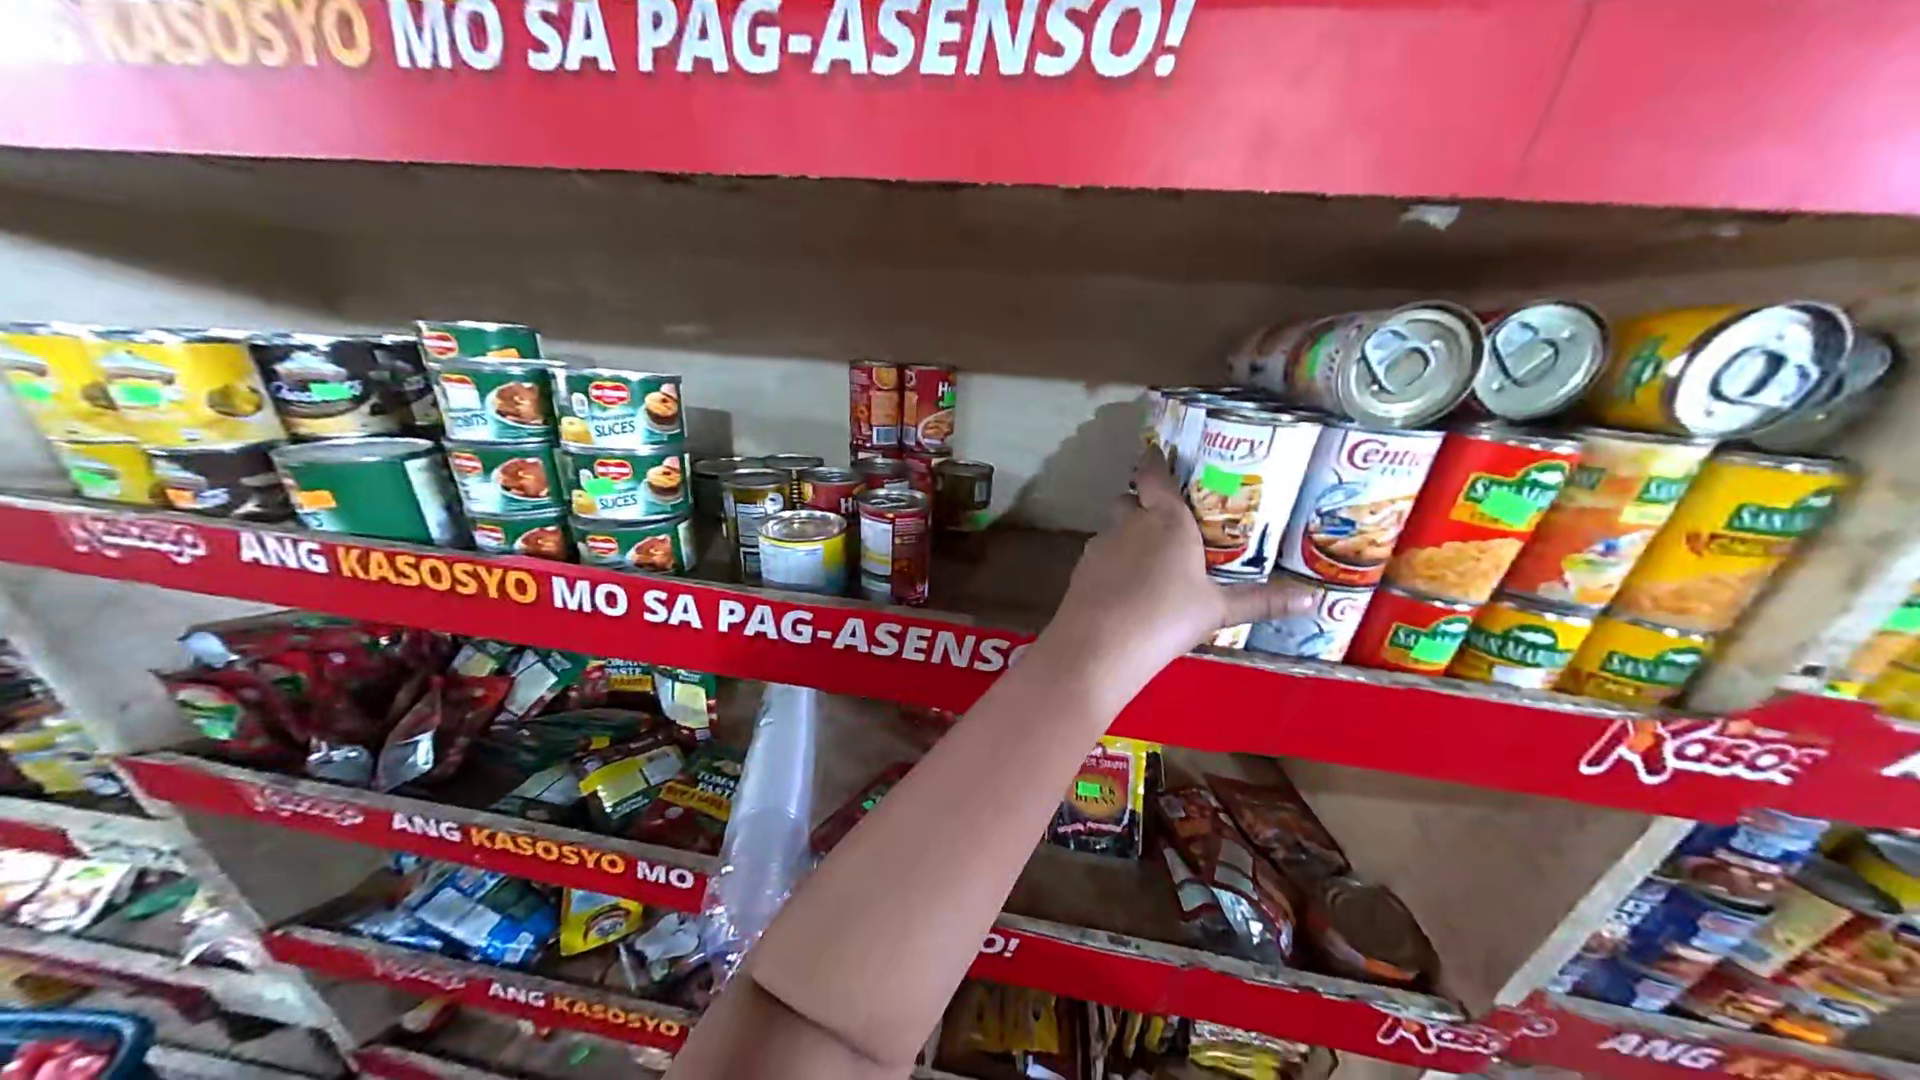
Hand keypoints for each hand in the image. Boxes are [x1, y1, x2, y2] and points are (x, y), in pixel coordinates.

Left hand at [1046, 448, 1313, 675]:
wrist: (1101, 645)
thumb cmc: (1168, 617)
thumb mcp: (1219, 610)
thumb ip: (1262, 601)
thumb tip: (1314, 598)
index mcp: (1166, 519)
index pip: (1154, 475)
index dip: (1153, 461)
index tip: (1155, 453)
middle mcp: (1129, 523)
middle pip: (1128, 499)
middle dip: (1141, 503)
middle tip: (1162, 519)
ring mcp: (1100, 545)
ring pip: (1112, 528)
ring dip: (1125, 534)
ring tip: (1146, 558)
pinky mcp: (1081, 569)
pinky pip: (1099, 555)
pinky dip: (1111, 561)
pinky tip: (1123, 586)